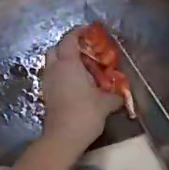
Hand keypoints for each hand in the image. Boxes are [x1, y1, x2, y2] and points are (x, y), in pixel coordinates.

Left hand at [39, 28, 120, 145]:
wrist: (63, 138)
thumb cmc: (85, 114)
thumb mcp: (106, 103)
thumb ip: (115, 95)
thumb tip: (121, 94)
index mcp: (68, 64)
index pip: (70, 40)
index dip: (78, 33)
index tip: (88, 31)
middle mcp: (54, 69)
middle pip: (56, 49)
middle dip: (68, 46)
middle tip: (85, 51)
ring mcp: (48, 82)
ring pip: (52, 63)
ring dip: (64, 61)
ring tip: (82, 68)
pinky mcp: (46, 95)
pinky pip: (53, 77)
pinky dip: (62, 75)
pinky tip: (76, 84)